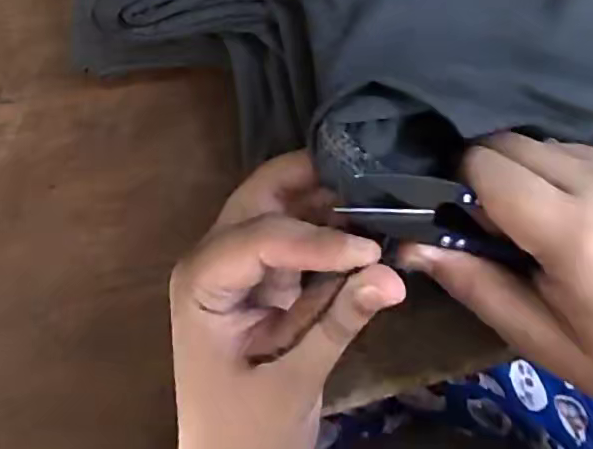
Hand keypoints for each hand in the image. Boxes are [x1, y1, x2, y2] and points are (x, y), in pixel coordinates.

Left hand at [171, 151, 406, 448]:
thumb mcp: (293, 383)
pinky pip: (295, 231)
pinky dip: (327, 222)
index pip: (260, 238)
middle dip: (310, 178)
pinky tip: (362, 219)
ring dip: (323, 194)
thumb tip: (391, 275)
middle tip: (364, 170)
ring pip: (278, 202)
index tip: (368, 247)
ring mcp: (238, 260)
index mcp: (201, 281)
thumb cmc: (245, 436)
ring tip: (372, 190)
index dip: (315, 239)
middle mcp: (214, 256)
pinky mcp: (263, 272)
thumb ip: (339, 323)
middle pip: (262, 195)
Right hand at [400, 134, 592, 448]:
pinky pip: (562, 146)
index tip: (473, 229)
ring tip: (538, 225)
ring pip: (530, 141)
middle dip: (486, 176)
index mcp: (575, 230)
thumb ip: (471, 281)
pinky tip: (568, 213)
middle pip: (503, 142)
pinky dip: (546, 169)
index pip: (483, 165)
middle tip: (502, 231)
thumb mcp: (539, 338)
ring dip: (517, 171)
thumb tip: (406, 244)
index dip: (464, 190)